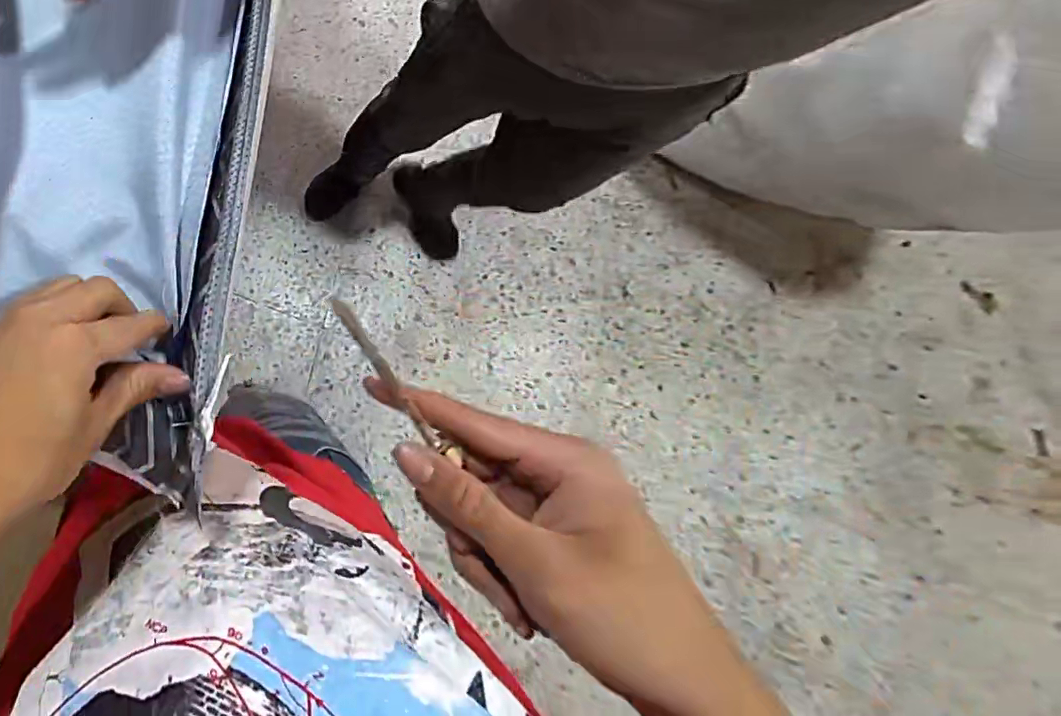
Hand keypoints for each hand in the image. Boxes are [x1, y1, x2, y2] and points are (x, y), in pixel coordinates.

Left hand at [0, 277, 188, 536]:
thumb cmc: (35, 461)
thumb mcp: (92, 426)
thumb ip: (132, 388)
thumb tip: (177, 375)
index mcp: (76, 342)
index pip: (127, 324)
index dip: (152, 326)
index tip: (166, 330)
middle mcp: (47, 315)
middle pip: (97, 289)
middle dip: (122, 306)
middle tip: (132, 338)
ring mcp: (16, 316)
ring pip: (65, 284)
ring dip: (89, 299)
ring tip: (96, 335)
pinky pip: (37, 296)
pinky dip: (60, 303)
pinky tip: (61, 337)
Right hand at [371, 382, 784, 715]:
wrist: (696, 698)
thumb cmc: (622, 619)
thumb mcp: (533, 561)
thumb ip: (463, 502)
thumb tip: (404, 450)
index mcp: (563, 461)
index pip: (472, 422)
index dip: (418, 404)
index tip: (371, 384)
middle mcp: (555, 472)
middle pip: (466, 473)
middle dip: (464, 523)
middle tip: (485, 564)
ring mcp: (552, 503)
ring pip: (474, 509)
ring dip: (481, 556)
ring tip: (515, 598)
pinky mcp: (550, 532)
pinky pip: (493, 534)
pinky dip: (496, 569)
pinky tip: (524, 605)